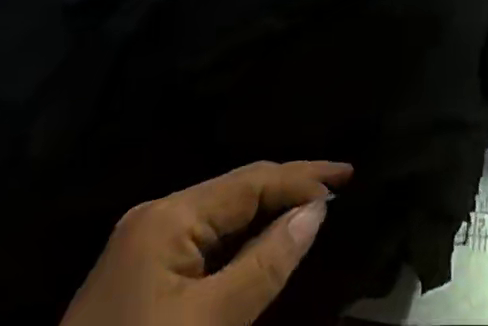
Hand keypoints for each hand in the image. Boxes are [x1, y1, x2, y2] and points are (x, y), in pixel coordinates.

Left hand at [59, 161, 352, 325]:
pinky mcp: (141, 270)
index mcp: (168, 215)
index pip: (248, 182)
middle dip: (286, 185)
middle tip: (338, 184)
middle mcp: (155, 214)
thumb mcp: (210, 322)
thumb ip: (264, 264)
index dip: (300, 176)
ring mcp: (144, 241)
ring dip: (265, 209)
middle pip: (233, 190)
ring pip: (218, 213)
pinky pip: (202, 238)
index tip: (346, 176)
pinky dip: (238, 237)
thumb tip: (315, 211)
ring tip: (312, 204)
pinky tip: (263, 238)